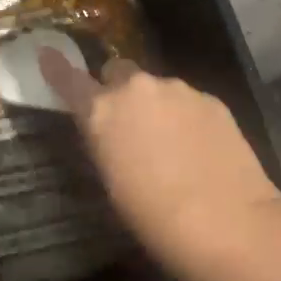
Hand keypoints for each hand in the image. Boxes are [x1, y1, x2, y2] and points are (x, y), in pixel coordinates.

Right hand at [38, 50, 280, 273]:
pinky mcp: (212, 100)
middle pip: (118, 72)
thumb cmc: (156, 219)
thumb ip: (105, 142)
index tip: (47, 53)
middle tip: (129, 124)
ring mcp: (177, 90)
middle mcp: (136, 88)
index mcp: (102, 111)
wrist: (232, 227)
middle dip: (119, 90)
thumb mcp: (112, 181)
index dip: (56, 67)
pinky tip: (201, 149)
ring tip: (172, 145)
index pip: (68, 78)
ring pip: (157, 88)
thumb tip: (108, 130)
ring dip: (156, 106)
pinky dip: (187, 118)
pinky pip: (188, 101)